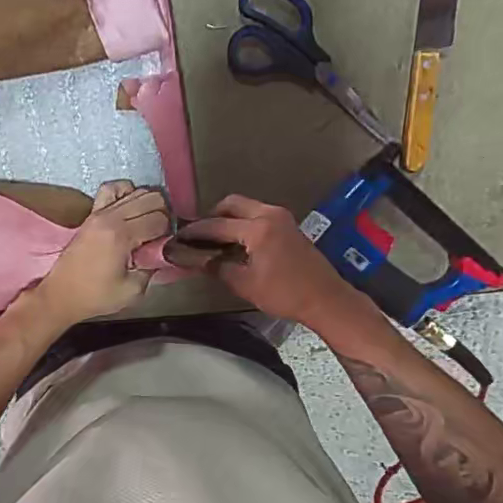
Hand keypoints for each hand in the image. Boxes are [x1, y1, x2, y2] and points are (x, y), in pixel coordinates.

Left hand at [27, 180, 169, 327]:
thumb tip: (163, 251)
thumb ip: (153, 267)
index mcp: (121, 235)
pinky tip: (128, 211)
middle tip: (157, 237)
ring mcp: (99, 212)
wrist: (61, 295)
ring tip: (144, 226)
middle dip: (162, 216)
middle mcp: (110, 217)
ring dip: (147, 205)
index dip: (167, 233)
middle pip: (152, 198)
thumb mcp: (133, 290)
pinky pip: (112, 189)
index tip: (162, 248)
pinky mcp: (91, 214)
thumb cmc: (95, 296)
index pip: (160, 219)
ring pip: (136, 190)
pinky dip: (125, 194)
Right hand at [179, 194, 377, 327]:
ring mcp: (281, 217)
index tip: (177, 239)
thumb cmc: (284, 294)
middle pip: (231, 204)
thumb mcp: (244, 284)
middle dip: (210, 217)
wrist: (325, 299)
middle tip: (196, 236)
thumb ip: (216, 267)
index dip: (194, 233)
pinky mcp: (287, 225)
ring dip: (226, 219)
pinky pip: (256, 215)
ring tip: (211, 241)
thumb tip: (194, 259)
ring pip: (245, 207)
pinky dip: (241, 223)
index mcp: (258, 228)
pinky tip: (232, 243)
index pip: (216, 225)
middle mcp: (269, 214)